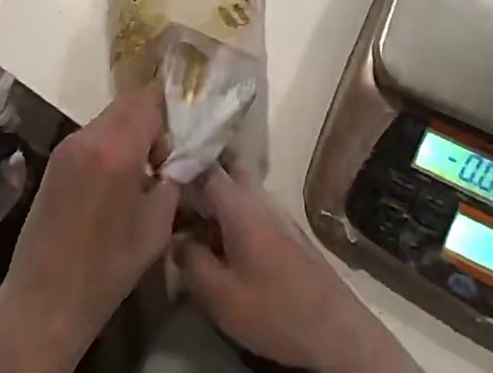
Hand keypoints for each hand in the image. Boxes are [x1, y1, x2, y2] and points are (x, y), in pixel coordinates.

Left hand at [0, 85, 179, 372]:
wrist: (45, 297)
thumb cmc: (109, 269)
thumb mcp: (156, 226)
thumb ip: (172, 179)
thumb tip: (179, 156)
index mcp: (116, 149)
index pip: (148, 100)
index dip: (171, 107)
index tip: (185, 129)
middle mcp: (87, 136)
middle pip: (127, 103)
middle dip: (152, 118)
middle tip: (168, 153)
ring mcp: (67, 144)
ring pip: (109, 118)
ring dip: (131, 131)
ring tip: (145, 169)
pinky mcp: (56, 158)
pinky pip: (92, 135)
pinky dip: (111, 143)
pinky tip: (119, 179)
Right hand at [177, 162, 422, 372]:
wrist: (337, 332)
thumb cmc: (274, 308)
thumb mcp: (219, 295)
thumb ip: (190, 260)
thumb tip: (177, 239)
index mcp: (237, 201)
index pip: (202, 162)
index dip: (178, 160)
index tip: (156, 167)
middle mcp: (257, 195)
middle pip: (225, 164)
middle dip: (199, 168)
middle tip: (174, 187)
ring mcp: (275, 210)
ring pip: (238, 184)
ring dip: (214, 192)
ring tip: (189, 215)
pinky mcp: (285, 229)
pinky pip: (249, 204)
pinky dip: (230, 210)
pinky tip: (218, 237)